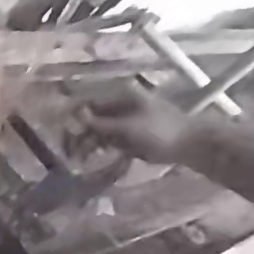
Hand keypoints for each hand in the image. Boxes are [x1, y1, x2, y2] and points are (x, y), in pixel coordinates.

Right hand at [79, 84, 206, 163]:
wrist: (189, 144)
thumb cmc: (160, 130)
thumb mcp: (128, 126)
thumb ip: (102, 123)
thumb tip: (77, 116)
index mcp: (124, 96)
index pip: (93, 102)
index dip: (77, 114)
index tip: (64, 129)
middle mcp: (123, 106)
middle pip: (95, 117)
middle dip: (82, 132)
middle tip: (70, 149)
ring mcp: (128, 121)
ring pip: (101, 130)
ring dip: (90, 142)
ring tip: (80, 156)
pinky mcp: (131, 136)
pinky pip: (110, 140)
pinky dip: (102, 147)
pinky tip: (94, 156)